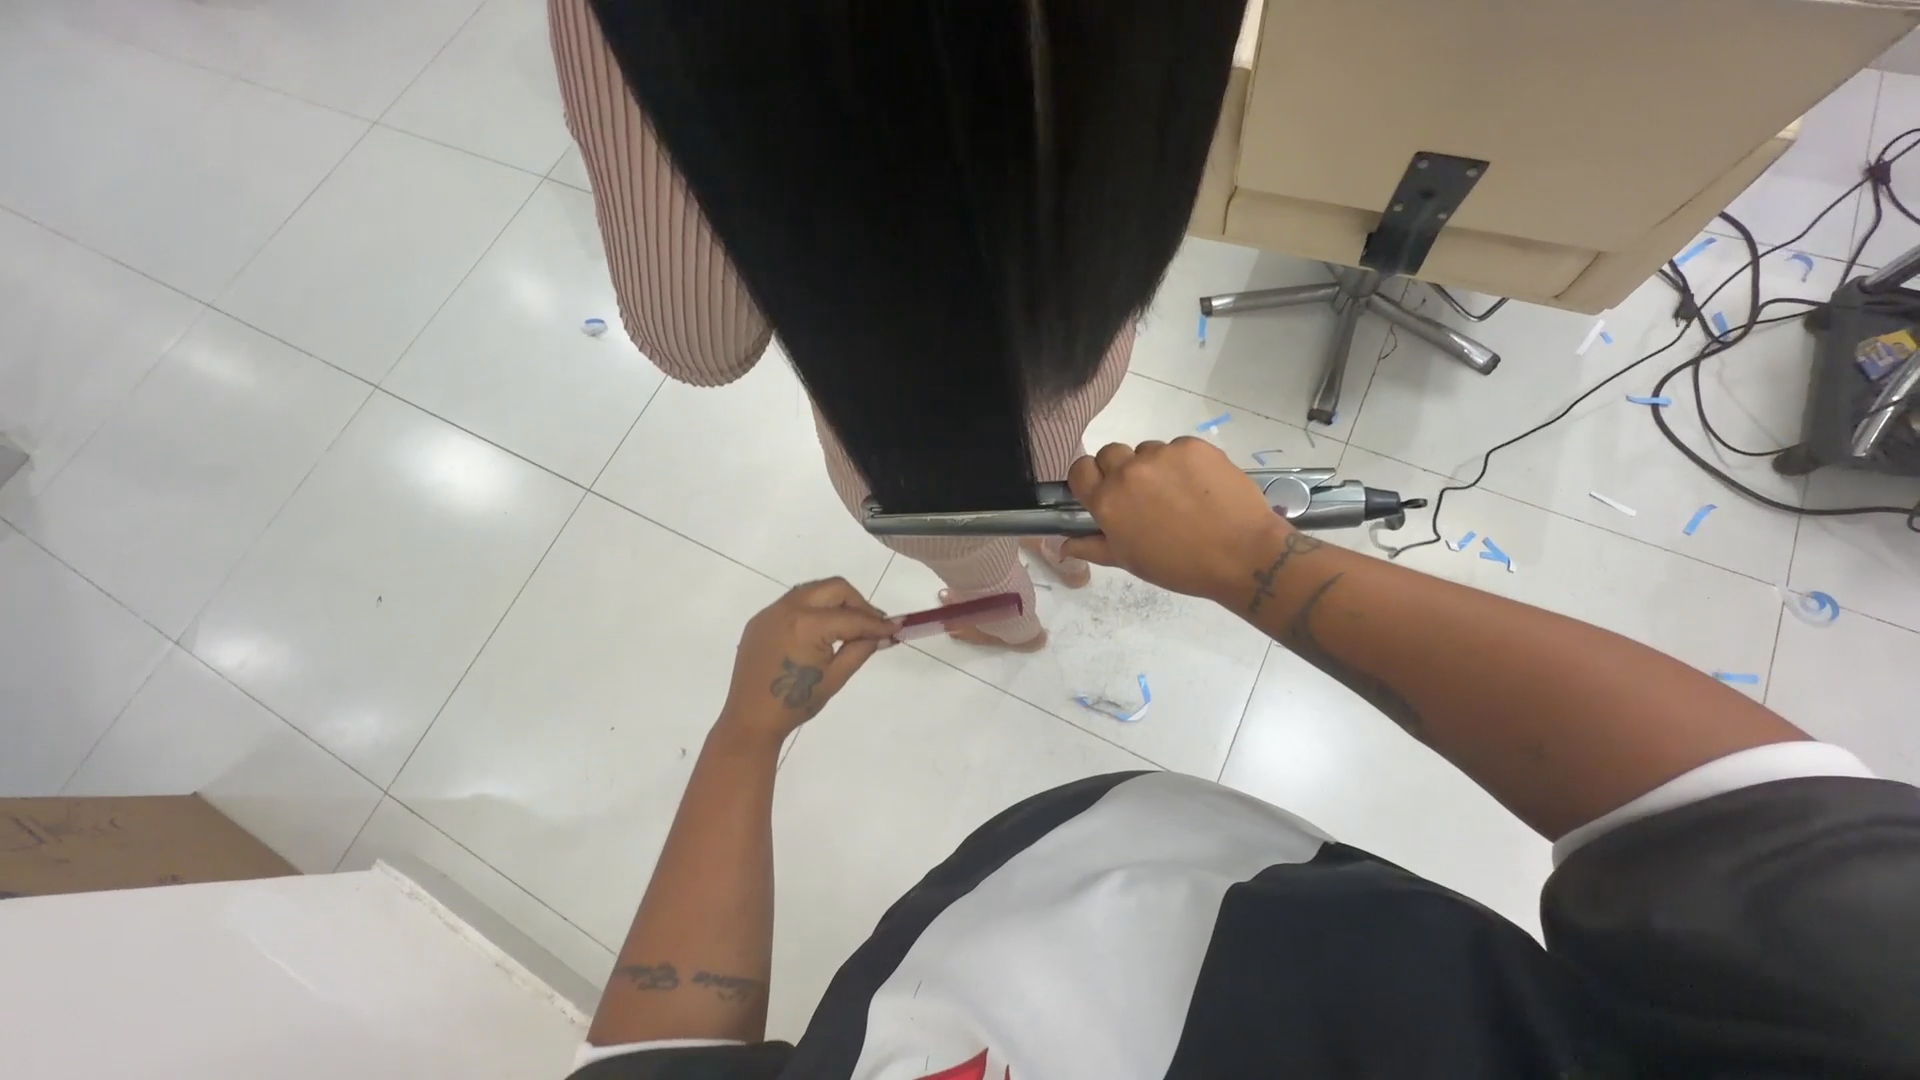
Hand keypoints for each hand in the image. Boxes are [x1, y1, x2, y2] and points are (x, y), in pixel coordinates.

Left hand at [718, 578, 896, 743]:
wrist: (750, 719)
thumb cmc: (796, 703)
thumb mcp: (836, 676)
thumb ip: (862, 648)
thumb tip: (883, 634)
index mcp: (808, 625)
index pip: (852, 617)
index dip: (877, 623)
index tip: (895, 627)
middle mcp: (788, 609)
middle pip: (834, 588)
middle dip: (858, 602)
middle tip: (872, 623)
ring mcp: (771, 612)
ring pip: (813, 590)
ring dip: (835, 602)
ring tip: (849, 625)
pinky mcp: (761, 619)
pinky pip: (794, 602)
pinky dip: (813, 608)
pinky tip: (821, 630)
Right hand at [1060, 438, 1295, 600]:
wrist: (1242, 554)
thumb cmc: (1179, 566)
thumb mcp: (1130, 560)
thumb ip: (1092, 546)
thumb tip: (1063, 546)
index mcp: (1107, 501)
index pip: (1079, 470)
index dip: (1088, 479)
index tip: (1101, 490)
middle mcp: (1128, 472)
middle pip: (1110, 453)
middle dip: (1120, 470)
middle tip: (1142, 496)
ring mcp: (1162, 455)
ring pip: (1146, 451)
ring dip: (1154, 468)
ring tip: (1178, 495)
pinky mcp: (1193, 446)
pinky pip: (1177, 448)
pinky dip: (1183, 464)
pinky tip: (1199, 488)